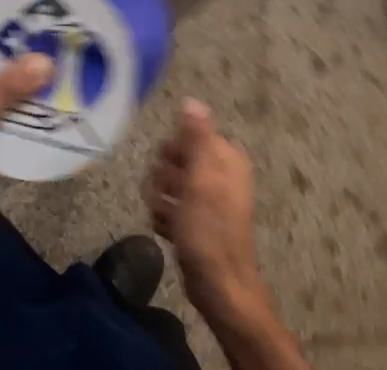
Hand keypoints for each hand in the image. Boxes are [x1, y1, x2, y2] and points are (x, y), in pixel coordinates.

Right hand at [146, 99, 265, 314]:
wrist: (219, 286)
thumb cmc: (209, 230)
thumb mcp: (200, 179)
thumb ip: (196, 138)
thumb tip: (192, 100)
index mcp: (226, 159)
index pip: (186, 136)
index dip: (173, 153)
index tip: (171, 171)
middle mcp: (220, 174)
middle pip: (175, 158)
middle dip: (163, 179)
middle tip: (168, 197)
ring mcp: (208, 199)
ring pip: (168, 183)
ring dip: (161, 200)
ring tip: (168, 219)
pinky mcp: (198, 220)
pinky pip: (171, 206)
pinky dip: (166, 217)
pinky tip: (169, 230)